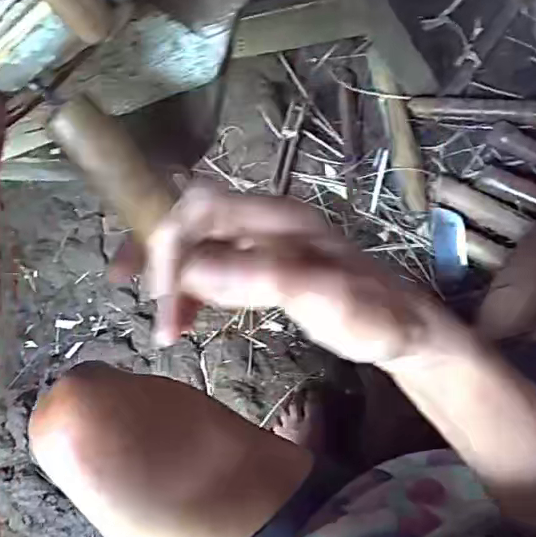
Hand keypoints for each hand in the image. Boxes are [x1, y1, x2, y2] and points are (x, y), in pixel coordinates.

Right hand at [137, 185, 459, 366]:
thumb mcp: (328, 301)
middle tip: (130, 291)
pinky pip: (216, 265)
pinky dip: (192, 286)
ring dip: (171, 273)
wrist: (405, 329)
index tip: (158, 295)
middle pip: (193, 217)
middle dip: (157, 251)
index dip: (169, 242)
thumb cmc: (375, 316)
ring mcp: (268, 243)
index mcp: (282, 220)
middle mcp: (270, 222)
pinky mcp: (268, 266)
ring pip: (200, 242)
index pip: (203, 208)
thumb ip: (266, 280)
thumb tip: (193, 273)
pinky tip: (185, 314)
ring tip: (163, 323)